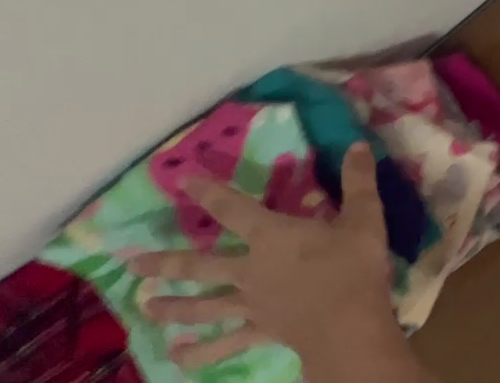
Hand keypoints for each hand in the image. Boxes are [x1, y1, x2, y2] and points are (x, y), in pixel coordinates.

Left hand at [129, 142, 409, 378]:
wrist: (346, 321)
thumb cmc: (355, 263)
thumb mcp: (365, 215)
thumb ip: (359, 180)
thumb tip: (357, 144)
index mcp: (272, 237)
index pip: (234, 210)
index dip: (209, 193)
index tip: (183, 180)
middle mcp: (249, 270)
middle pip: (200, 266)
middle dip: (166, 263)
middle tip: (133, 263)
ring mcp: (249, 304)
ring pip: (201, 306)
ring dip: (171, 307)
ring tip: (145, 307)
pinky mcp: (257, 330)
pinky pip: (220, 345)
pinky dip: (196, 352)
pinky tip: (176, 355)